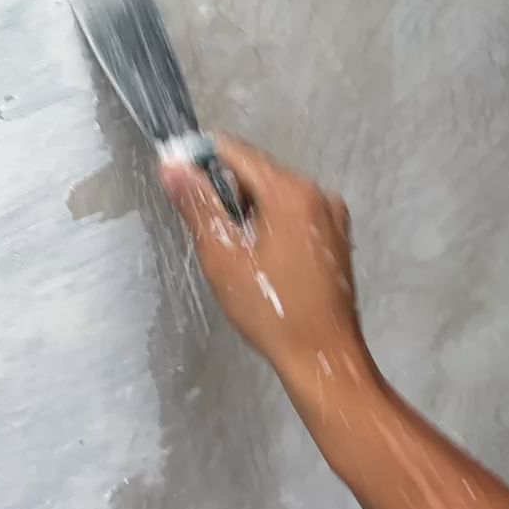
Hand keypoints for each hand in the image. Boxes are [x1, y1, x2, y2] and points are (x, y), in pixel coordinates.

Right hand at [160, 135, 362, 373]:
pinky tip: (264, 260)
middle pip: (257, 172)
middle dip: (227, 195)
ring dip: (248, 212)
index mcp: (290, 191)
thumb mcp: (222, 255)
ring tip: (238, 255)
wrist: (322, 356)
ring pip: (275, 194)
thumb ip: (197, 204)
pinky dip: (271, 225)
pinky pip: (294, 213)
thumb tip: (172, 164)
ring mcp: (332, 214)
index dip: (200, 160)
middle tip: (213, 237)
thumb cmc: (269, 309)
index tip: (176, 179)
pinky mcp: (337, 236)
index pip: (235, 152)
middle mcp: (317, 192)